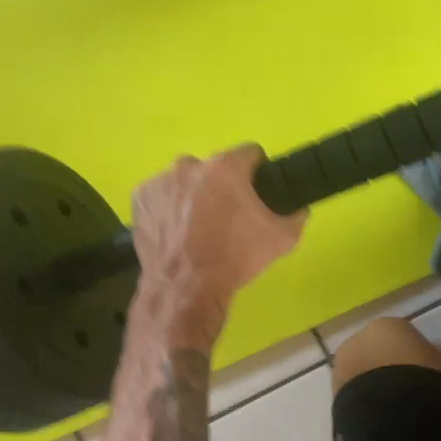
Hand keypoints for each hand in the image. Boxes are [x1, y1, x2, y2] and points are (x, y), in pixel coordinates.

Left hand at [128, 146, 305, 347]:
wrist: (186, 287)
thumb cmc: (236, 257)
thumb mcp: (282, 239)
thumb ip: (296, 216)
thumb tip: (299, 209)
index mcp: (226, 168)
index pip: (250, 152)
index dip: (259, 171)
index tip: (259, 191)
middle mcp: (190, 166)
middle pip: (215, 168)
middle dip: (223, 185)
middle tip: (229, 216)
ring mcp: (160, 181)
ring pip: (186, 181)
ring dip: (194, 195)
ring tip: (199, 228)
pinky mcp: (140, 199)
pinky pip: (162, 196)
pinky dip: (169, 209)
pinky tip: (177, 232)